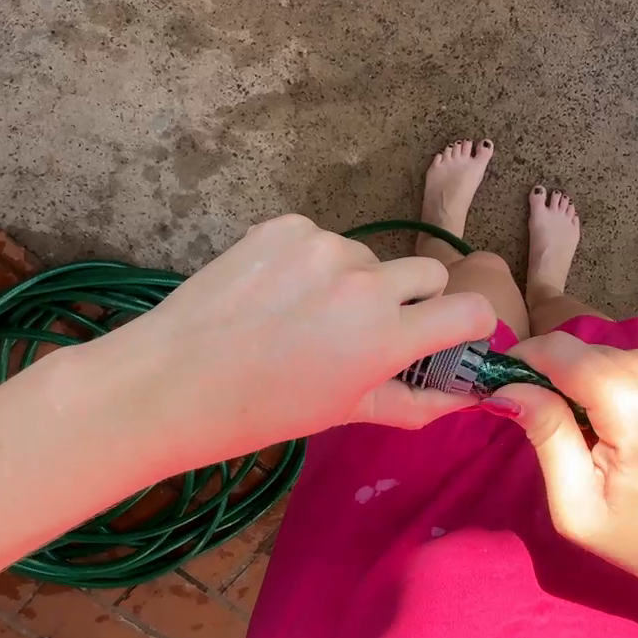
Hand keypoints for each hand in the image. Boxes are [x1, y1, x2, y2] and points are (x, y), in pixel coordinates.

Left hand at [84, 214, 496, 478]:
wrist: (165, 381)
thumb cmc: (261, 411)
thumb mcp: (345, 412)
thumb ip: (417, 404)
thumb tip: (470, 399)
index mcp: (385, 337)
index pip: (471, 309)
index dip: (471, 323)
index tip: (454, 333)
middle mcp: (366, 282)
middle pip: (430, 272)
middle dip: (415, 298)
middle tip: (370, 327)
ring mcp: (325, 246)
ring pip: (371, 257)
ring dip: (356, 281)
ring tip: (305, 312)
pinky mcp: (289, 224)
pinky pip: (326, 239)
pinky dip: (313, 262)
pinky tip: (277, 289)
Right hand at [496, 331, 637, 593]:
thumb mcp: (578, 506)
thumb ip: (546, 435)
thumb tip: (507, 387)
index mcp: (635, 404)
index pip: (559, 351)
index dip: (522, 361)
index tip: (500, 384)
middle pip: (579, 353)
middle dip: (555, 381)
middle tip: (553, 429)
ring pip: (600, 354)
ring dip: (585, 384)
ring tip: (594, 434)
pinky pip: (624, 359)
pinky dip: (611, 383)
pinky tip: (620, 422)